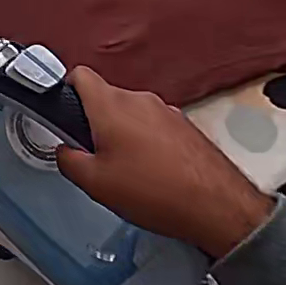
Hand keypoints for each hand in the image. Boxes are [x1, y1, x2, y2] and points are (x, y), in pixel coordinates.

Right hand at [55, 66, 274, 258]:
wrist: (221, 209)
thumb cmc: (156, 192)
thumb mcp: (93, 183)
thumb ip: (67, 160)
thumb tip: (64, 151)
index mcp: (110, 105)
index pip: (80, 75)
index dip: (66, 89)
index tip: (64, 110)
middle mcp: (139, 100)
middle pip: (105, 98)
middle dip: (95, 121)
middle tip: (93, 153)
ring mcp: (166, 111)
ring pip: (131, 113)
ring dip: (123, 132)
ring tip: (126, 169)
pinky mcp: (187, 127)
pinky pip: (155, 125)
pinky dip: (148, 142)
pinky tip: (152, 172)